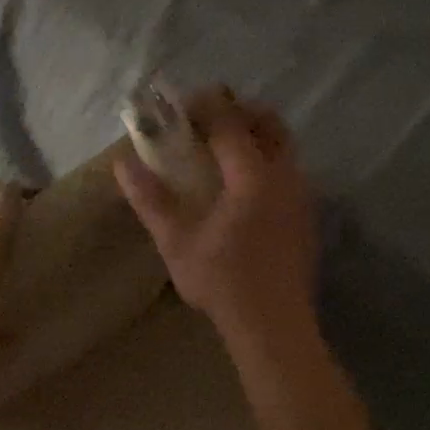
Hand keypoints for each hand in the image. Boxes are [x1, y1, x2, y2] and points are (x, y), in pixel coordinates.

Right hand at [114, 88, 319, 337]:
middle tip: (207, 122)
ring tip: (223, 154)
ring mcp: (302, 195)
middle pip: (269, 123)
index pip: (230, 122)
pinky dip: (266, 164)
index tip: (179, 106)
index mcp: (253, 175)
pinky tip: (244, 192)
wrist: (272, 323)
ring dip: (255, 138)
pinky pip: (288, 173)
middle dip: (238, 112)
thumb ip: (151, 199)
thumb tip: (123, 164)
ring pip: (284, 147)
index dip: (204, 107)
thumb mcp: (176, 242)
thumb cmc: (221, 281)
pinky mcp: (307, 217)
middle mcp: (285, 175)